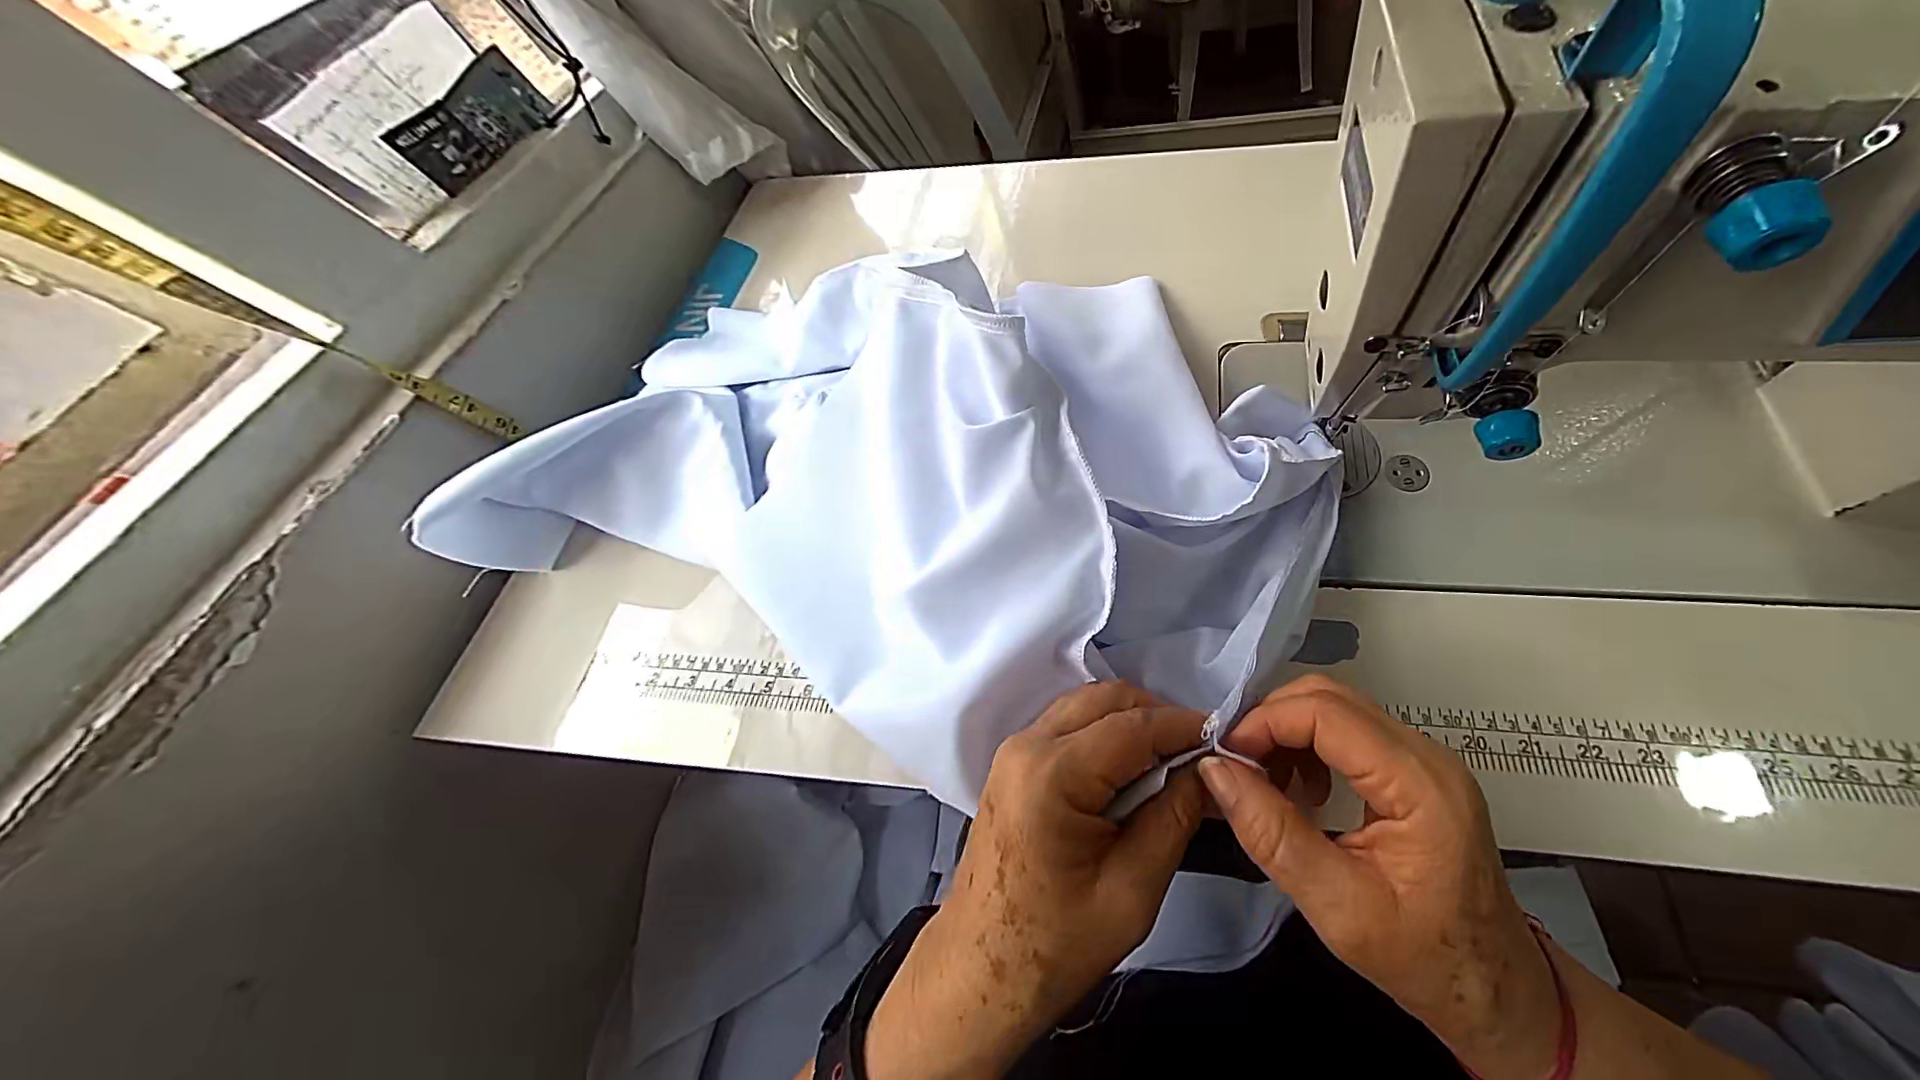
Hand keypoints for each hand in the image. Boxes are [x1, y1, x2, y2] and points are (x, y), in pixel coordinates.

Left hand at [866, 682, 1208, 1079]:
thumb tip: (1207, 770)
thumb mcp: (1132, 891)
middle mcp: (1026, 746)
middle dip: (1157, 717)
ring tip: (1172, 767)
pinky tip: (1131, 774)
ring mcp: (1014, 752)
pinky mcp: (1013, 765)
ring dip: (1131, 724)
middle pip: (1105, 700)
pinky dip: (1104, 735)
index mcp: (1051, 773)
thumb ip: (1174, 818)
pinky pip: (1067, 727)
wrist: (979, 969)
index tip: (1228, 740)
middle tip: (1200, 757)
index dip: (1185, 726)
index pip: (1132, 724)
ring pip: (1085, 707)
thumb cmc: (1053, 944)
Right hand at [1198, 676, 1560, 1079]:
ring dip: (1284, 731)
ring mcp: (1422, 759)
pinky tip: (1297, 787)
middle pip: (1328, 697)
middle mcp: (1427, 756)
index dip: (1264, 722)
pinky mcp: (1412, 769)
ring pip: (1334, 707)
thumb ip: (1272, 834)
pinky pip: (1346, 729)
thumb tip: (1214, 770)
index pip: (1326, 713)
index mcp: (1420, 786)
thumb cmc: (1422, 957)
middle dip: (1269, 720)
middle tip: (1234, 762)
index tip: (1223, 756)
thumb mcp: (1336, 907)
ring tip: (1259, 778)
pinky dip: (1305, 743)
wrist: (1492, 989)